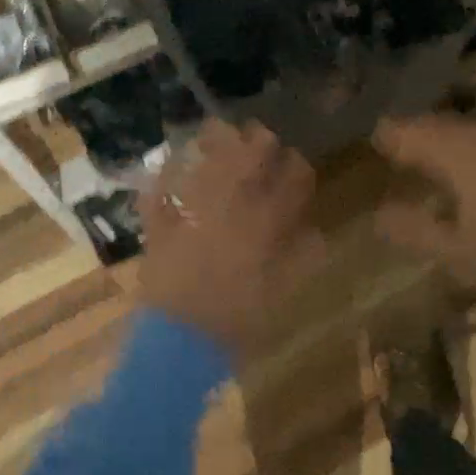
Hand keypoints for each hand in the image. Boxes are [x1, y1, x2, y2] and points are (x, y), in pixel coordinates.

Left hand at [138, 120, 326, 353]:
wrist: (178, 345)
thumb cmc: (235, 324)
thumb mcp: (277, 296)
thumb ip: (298, 262)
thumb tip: (317, 234)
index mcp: (259, 231)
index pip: (284, 191)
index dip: (294, 171)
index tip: (299, 159)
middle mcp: (226, 215)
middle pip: (243, 170)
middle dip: (255, 147)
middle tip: (261, 130)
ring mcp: (188, 219)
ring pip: (202, 173)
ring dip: (212, 149)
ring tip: (219, 128)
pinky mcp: (159, 232)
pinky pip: (158, 196)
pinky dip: (162, 178)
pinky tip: (169, 160)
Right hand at [372, 115, 475, 295]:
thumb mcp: (456, 251)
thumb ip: (413, 230)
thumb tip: (379, 214)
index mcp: (457, 155)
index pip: (411, 134)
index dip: (390, 136)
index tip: (375, 140)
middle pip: (437, 125)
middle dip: (414, 132)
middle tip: (397, 144)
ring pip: (463, 129)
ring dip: (441, 136)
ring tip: (429, 153)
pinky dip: (467, 144)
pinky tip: (468, 164)